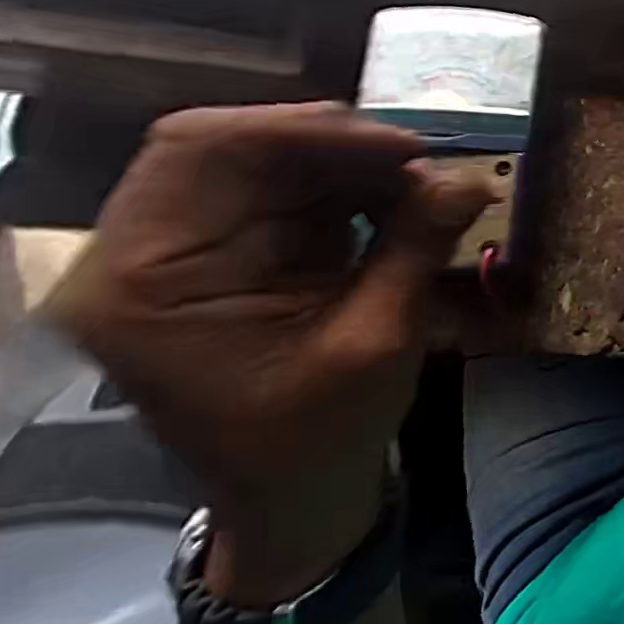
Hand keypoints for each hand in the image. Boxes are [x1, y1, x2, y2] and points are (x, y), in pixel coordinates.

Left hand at [47, 103, 493, 596]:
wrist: (295, 492)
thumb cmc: (321, 434)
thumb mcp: (378, 339)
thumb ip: (418, 248)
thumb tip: (476, 180)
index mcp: (147, 278)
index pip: (203, 152)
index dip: (310, 131)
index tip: (408, 147)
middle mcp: (149, 251)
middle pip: (234, 151)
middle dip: (342, 149)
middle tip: (428, 164)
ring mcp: (188, 253)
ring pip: (268, 168)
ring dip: (354, 169)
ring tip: (427, 186)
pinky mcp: (232, 258)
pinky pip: (289, 198)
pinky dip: (352, 192)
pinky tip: (403, 203)